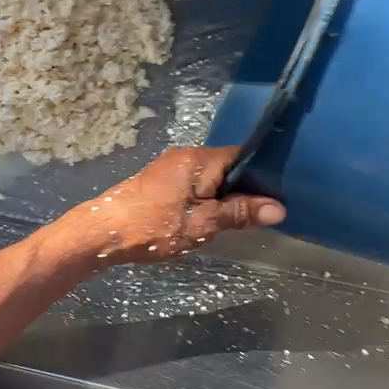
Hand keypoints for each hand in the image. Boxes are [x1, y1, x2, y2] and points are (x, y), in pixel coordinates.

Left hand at [49, 146, 284, 265]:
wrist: (102, 232)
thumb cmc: (153, 226)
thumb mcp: (202, 223)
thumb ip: (239, 213)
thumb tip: (278, 208)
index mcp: (198, 159)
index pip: (244, 156)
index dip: (266, 173)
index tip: (286, 191)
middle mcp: (185, 156)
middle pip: (228, 166)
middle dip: (248, 186)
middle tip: (273, 209)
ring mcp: (171, 168)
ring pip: (211, 177)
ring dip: (227, 194)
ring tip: (250, 216)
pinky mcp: (161, 182)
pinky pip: (196, 184)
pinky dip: (209, 197)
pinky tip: (218, 215)